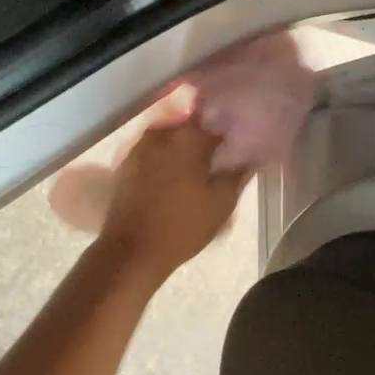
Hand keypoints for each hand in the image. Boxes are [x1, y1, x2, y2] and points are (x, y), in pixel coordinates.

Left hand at [96, 121, 246, 282]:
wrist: (132, 250)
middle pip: (190, 129)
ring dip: (182, 152)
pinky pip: (152, 155)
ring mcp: (139, 148)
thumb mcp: (221, 203)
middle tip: (217, 162)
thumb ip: (237, 174)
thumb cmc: (183, 226)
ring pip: (170, 141)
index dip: (229, 136)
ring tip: (196, 173)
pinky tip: (173, 180)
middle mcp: (161, 133)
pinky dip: (164, 162)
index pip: (217, 124)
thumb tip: (248, 157)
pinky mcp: (125, 165)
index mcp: (188, 137)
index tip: (237, 150)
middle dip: (204, 142)